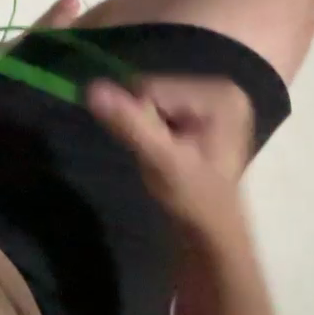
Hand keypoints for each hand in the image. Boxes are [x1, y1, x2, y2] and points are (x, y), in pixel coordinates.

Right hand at [87, 76, 255, 245]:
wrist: (210, 228)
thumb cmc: (193, 198)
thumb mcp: (161, 161)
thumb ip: (130, 123)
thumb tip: (92, 88)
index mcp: (221, 95)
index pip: (150, 88)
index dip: (141, 120)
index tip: (161, 150)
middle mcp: (221, 87)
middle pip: (151, 88)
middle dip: (145, 121)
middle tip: (162, 153)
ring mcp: (212, 96)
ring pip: (149, 96)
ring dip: (146, 125)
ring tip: (166, 152)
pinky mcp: (202, 106)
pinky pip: (156, 103)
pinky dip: (153, 126)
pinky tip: (171, 147)